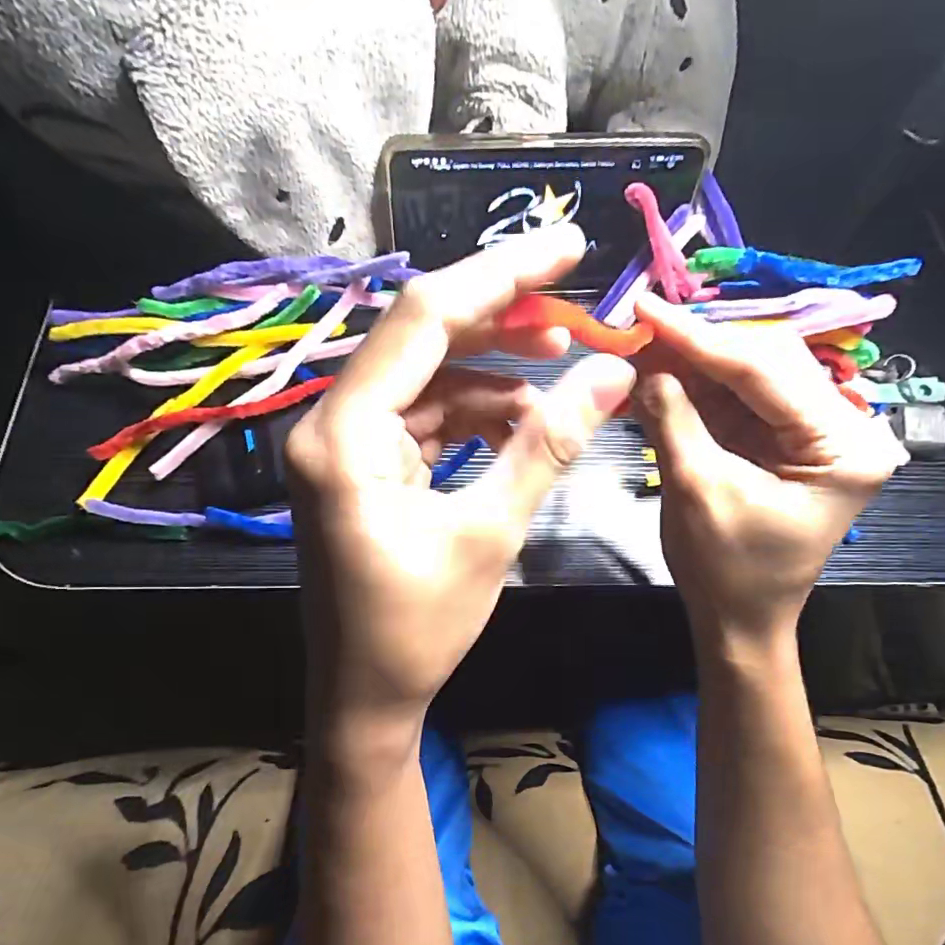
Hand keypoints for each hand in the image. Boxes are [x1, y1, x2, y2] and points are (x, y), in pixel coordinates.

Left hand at [286, 226, 636, 757]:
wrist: (366, 697)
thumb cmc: (417, 629)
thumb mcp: (489, 534)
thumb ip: (547, 446)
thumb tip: (613, 373)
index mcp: (344, 434)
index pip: (422, 319)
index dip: (498, 275)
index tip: (567, 247)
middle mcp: (331, 425)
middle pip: (420, 338)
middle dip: (499, 320)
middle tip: (572, 311)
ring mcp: (344, 446)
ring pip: (426, 378)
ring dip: (492, 374)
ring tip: (560, 379)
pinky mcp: (363, 467)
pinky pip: (423, 418)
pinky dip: (473, 414)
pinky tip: (522, 421)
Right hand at [630, 294, 907, 640]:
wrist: (739, 621)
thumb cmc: (728, 571)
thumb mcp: (697, 492)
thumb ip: (673, 420)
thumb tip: (645, 364)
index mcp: (842, 446)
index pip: (766, 373)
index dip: (700, 339)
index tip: (646, 307)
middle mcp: (841, 429)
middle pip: (763, 365)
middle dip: (696, 346)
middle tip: (638, 324)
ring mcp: (811, 434)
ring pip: (747, 377)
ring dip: (692, 362)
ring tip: (641, 343)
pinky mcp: (781, 442)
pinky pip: (736, 402)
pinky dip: (695, 389)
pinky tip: (659, 371)